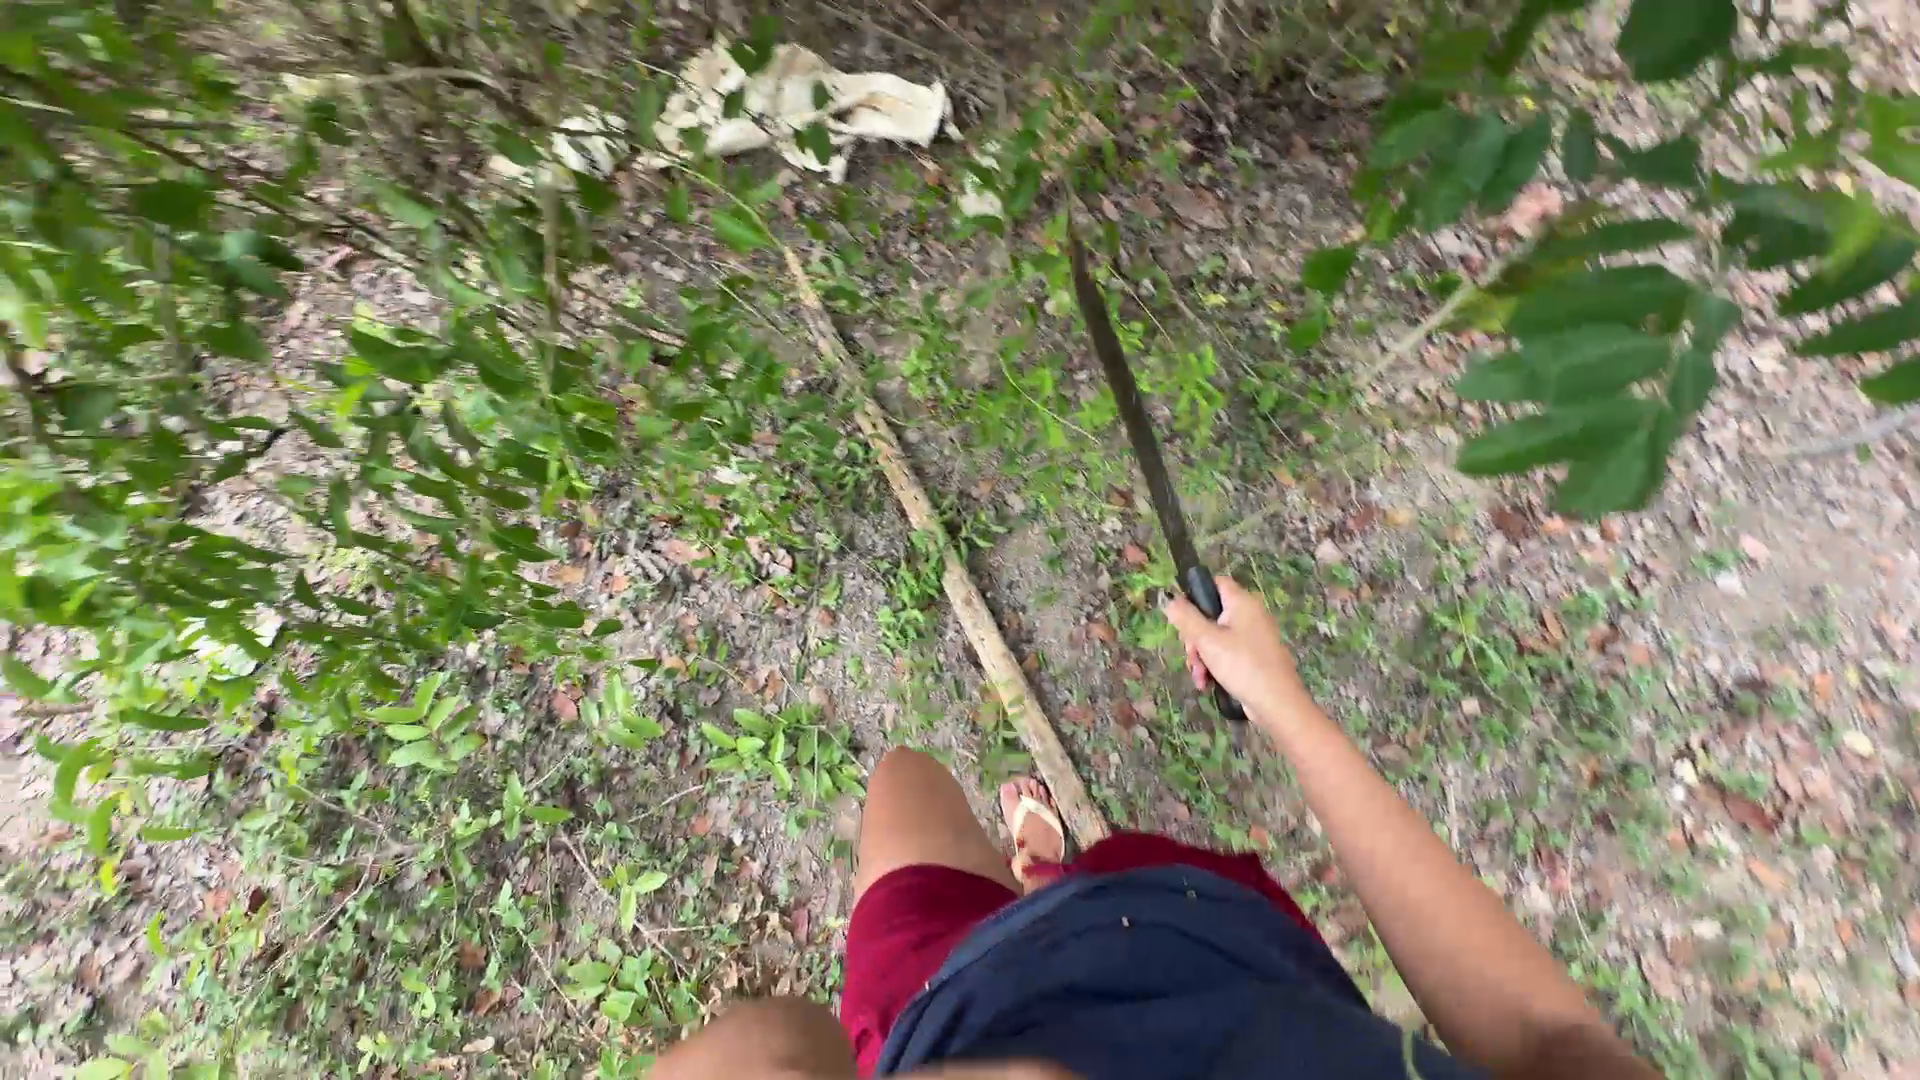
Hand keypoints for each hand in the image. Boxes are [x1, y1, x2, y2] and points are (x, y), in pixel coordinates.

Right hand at [1162, 575, 1306, 727]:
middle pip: (1210, 614)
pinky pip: (1227, 652)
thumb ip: (1185, 617)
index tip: (1182, 617)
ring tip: (1200, 676)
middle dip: (1194, 637)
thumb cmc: (1242, 665)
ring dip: (1201, 656)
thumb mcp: (1206, 640)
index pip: (1215, 583)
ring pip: (1215, 637)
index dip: (1196, 595)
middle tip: (1191, 654)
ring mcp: (1254, 637)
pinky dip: (1214, 664)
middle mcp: (1250, 615)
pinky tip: (1207, 683)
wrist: (1277, 704)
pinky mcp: (1254, 656)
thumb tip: (1169, 599)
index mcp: (1242, 603)